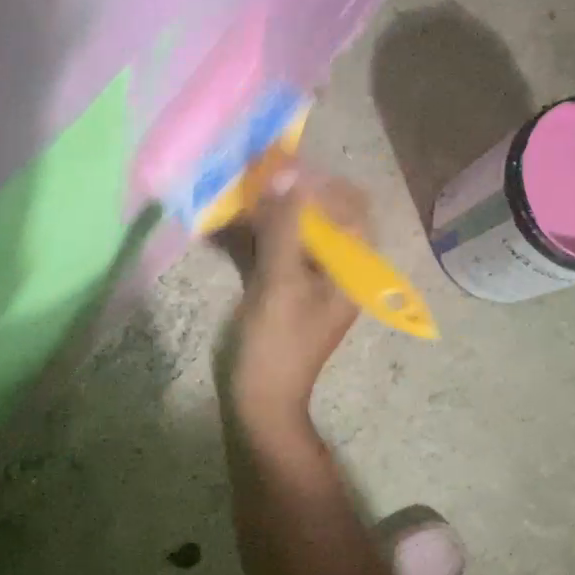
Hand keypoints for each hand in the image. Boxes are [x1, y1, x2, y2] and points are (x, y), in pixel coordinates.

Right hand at [225, 163, 370, 428]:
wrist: (261, 404)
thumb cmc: (277, 346)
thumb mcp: (281, 284)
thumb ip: (286, 227)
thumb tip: (287, 173)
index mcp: (352, 268)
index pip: (349, 205)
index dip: (318, 182)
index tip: (278, 170)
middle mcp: (337, 267)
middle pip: (320, 213)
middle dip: (286, 193)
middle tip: (249, 180)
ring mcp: (309, 277)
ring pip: (293, 228)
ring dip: (264, 212)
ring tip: (230, 200)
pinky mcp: (284, 287)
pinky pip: (273, 249)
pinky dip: (252, 235)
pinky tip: (222, 227)